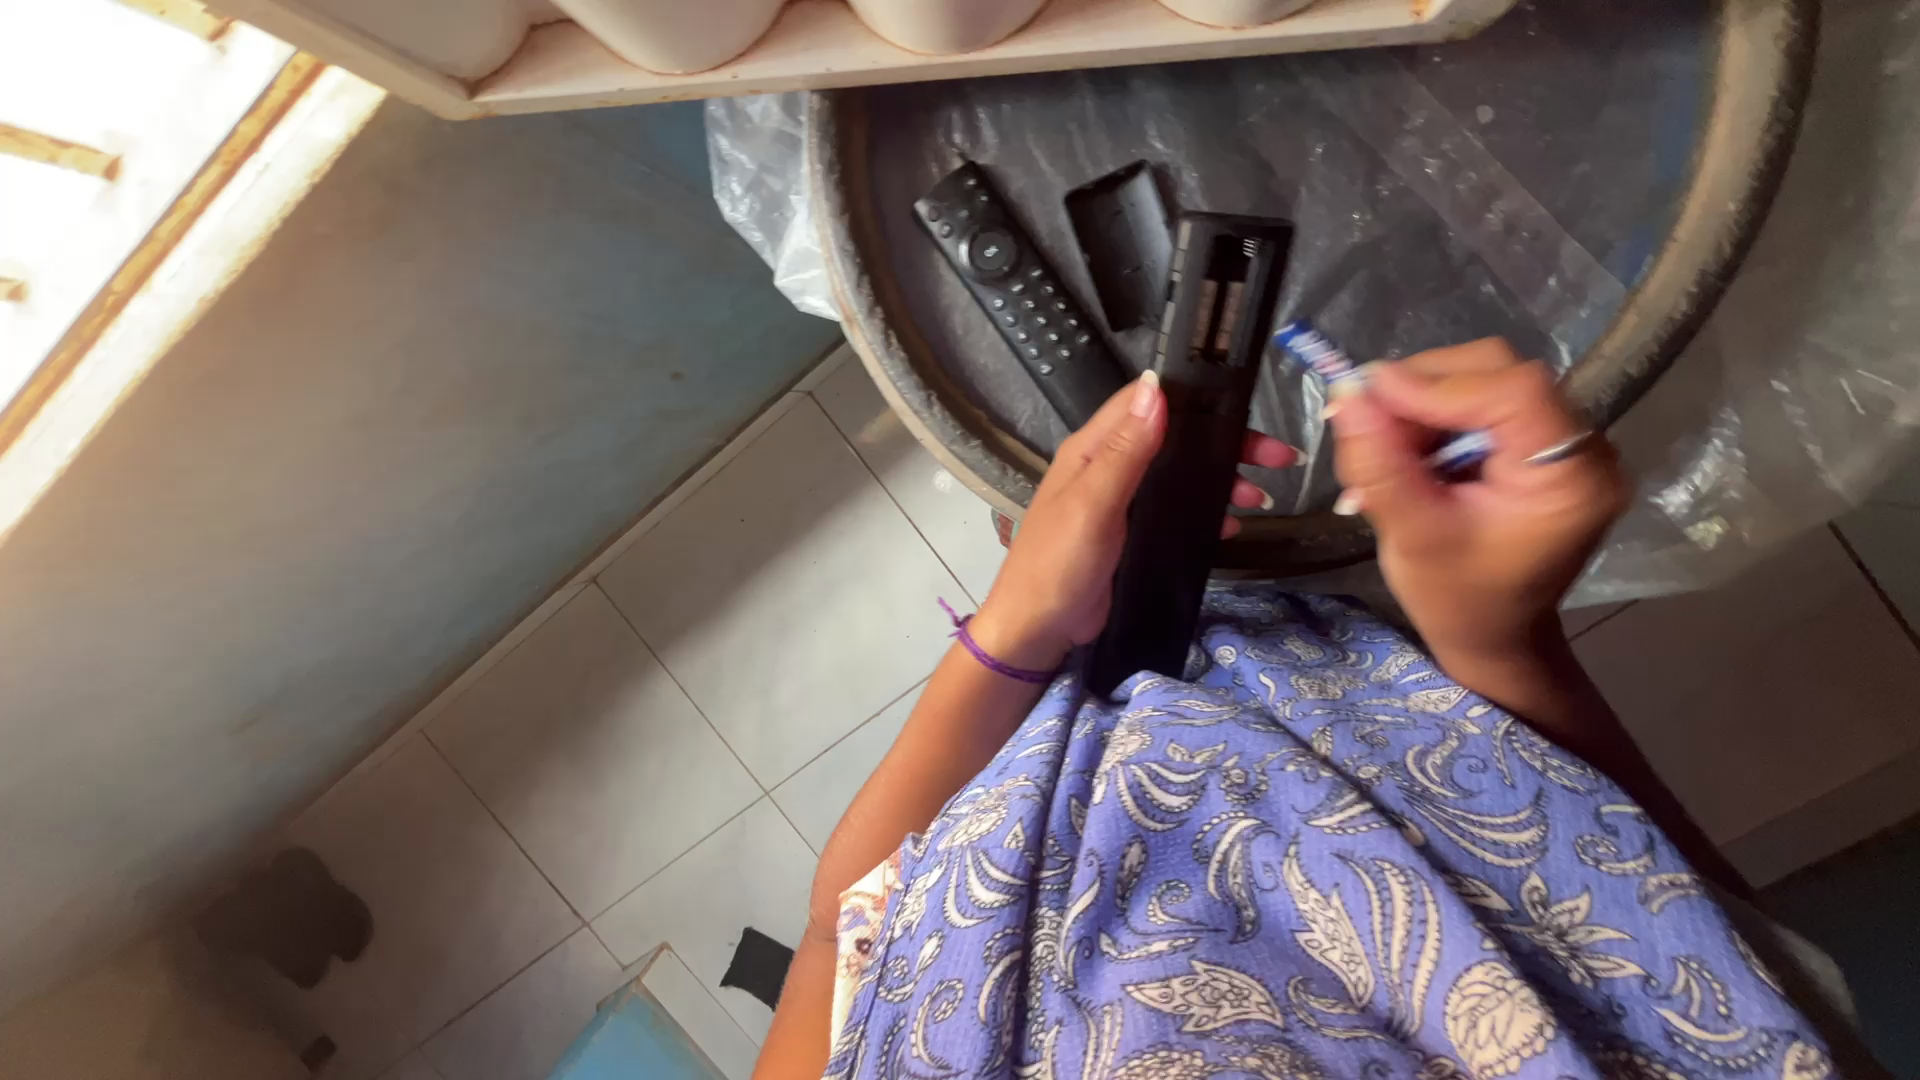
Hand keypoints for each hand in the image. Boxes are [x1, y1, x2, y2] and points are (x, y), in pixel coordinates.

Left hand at [971, 373, 1299, 669]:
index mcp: (1091, 449)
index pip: (1143, 401)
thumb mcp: (1093, 503)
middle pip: (1172, 437)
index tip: (1243, 405)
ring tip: (1259, 497)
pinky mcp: (1131, 533)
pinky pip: (1174, 510)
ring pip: (1178, 474)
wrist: (1038, 628)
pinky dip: (1204, 512)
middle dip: (1223, 442)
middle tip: (1275, 458)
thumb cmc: (1058, 563)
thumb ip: (1125, 450)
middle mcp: (1106, 467)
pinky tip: (1229, 526)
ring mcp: (1119, 501)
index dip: (1193, 396)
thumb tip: (1156, 388)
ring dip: (1219, 478)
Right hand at [1329, 339, 1627, 669]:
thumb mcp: (1410, 536)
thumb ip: (1379, 466)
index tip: (1366, 395)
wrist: (1490, 629)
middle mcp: (1581, 445)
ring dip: (1419, 403)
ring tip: (1382, 447)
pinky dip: (1430, 415)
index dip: (1436, 383)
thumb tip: (1345, 397)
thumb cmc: (1455, 596)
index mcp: (1568, 477)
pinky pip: (1480, 402)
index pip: (1514, 392)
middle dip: (1422, 388)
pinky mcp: (1535, 442)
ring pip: (1484, 379)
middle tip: (1366, 421)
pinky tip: (1405, 450)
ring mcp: (1561, 440)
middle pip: (1500, 372)